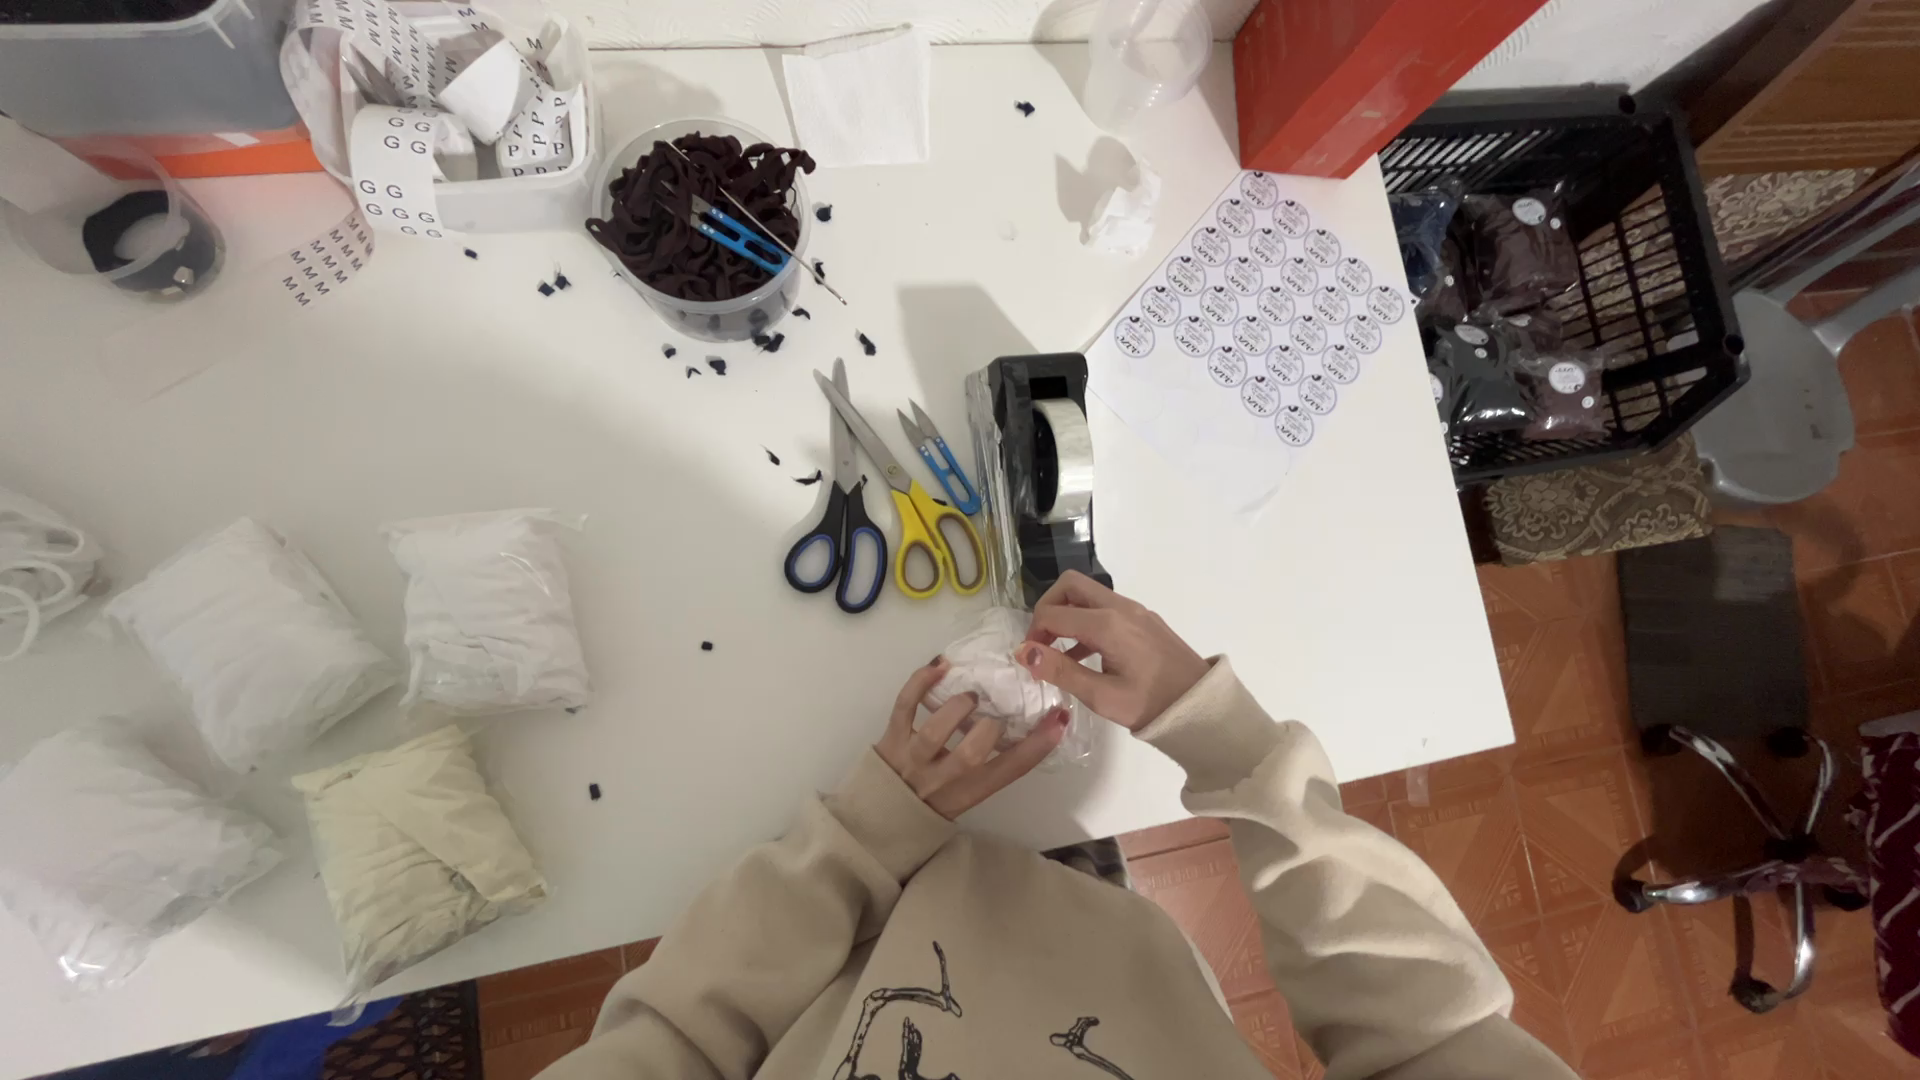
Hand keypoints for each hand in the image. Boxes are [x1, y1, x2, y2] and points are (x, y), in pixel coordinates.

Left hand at [875, 657, 1067, 819]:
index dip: (1037, 745)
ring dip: (958, 706)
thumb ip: (988, 767)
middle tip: (995, 715)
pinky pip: (904, 706)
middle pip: (970, 756)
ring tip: (970, 695)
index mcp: (968, 793)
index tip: (1058, 718)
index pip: (1008, 771)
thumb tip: (1020, 726)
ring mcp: (912, 758)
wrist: (877, 822)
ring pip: (934, 731)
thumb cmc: (930, 804)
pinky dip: (921, 681)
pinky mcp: (890, 738)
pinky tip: (940, 665)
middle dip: (989, 729)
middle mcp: (941, 778)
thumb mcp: (966, 795)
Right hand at [1016, 571, 1209, 730]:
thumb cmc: (1151, 706)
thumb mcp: (1101, 696)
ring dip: (1067, 614)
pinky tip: (1083, 656)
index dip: (1033, 633)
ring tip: (1059, 654)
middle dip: (1048, 608)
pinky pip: (1106, 608)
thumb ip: (1060, 671)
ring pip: (1089, 595)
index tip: (1031, 660)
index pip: (1053, 613)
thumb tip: (1024, 652)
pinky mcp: (1144, 620)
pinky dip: (1086, 621)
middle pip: (1070, 585)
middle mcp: (1120, 607)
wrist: (1204, 708)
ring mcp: (1135, 611)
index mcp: (1108, 624)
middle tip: (1042, 642)